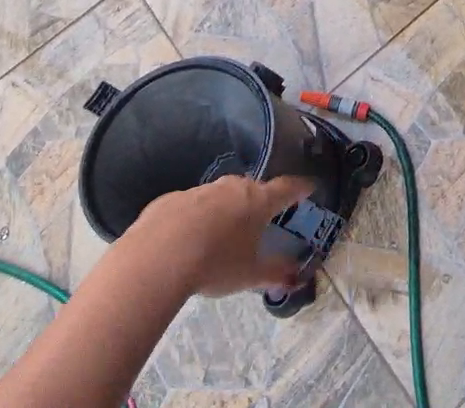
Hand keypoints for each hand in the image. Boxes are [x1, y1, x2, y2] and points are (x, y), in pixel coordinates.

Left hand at [122, 175, 314, 297]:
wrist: (155, 259)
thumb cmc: (214, 264)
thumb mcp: (250, 275)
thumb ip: (276, 273)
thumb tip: (298, 277)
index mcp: (258, 201)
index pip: (288, 188)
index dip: (300, 188)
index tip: (309, 187)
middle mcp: (233, 188)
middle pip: (253, 189)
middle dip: (258, 202)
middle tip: (259, 219)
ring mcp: (200, 191)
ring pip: (220, 196)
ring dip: (224, 210)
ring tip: (219, 235)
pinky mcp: (170, 200)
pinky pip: (190, 206)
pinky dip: (194, 218)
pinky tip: (184, 240)